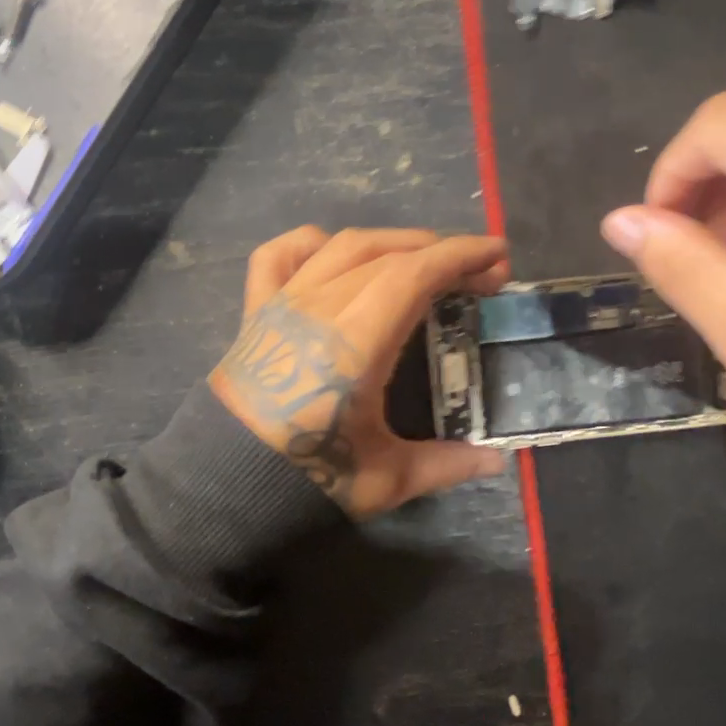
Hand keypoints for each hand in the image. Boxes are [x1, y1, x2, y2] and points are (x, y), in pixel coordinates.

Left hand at [210, 227, 511, 515]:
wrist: (226, 483)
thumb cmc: (309, 478)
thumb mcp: (386, 479)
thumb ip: (446, 465)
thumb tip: (499, 462)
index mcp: (355, 342)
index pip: (414, 274)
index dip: (461, 256)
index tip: (498, 258)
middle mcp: (319, 307)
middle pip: (387, 254)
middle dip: (440, 252)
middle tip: (479, 275)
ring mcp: (282, 304)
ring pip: (342, 246)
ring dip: (392, 242)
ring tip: (424, 258)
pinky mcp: (255, 312)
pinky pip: (279, 256)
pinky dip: (312, 243)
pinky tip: (335, 251)